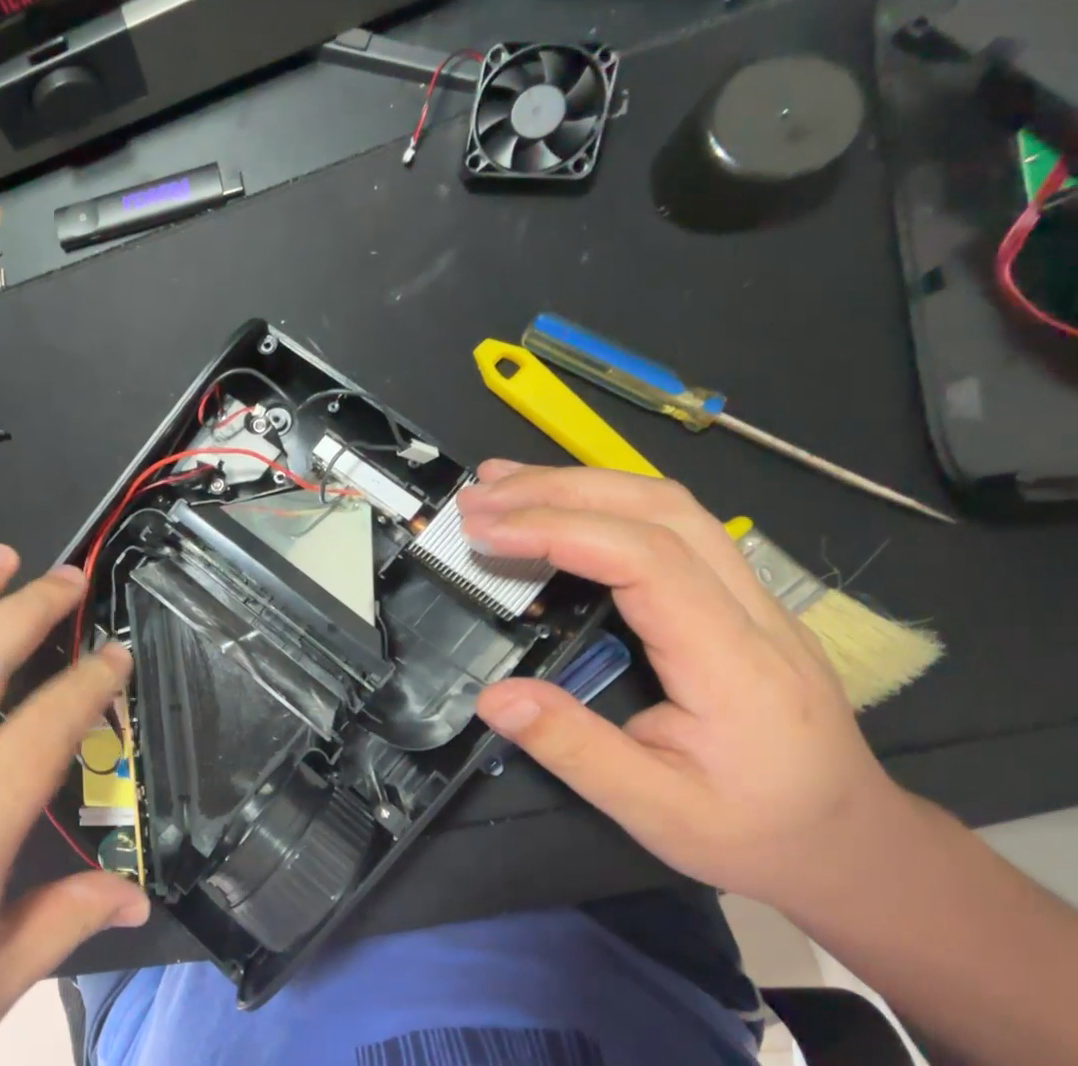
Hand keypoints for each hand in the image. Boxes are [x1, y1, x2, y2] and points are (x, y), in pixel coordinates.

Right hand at [458, 461, 908, 908]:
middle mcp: (753, 611)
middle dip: (559, 490)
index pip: (646, 559)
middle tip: (477, 497)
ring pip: (672, 506)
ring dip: (581, 485)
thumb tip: (493, 697)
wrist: (853, 845)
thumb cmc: (756, 833)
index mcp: (733, 662)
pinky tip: (561, 509)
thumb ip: (575, 750)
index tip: (484, 532)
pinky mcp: (741, 600)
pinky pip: (675, 527)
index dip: (559, 531)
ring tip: (502, 486)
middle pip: (661, 510)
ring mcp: (755, 598)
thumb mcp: (658, 813)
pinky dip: (605, 503)